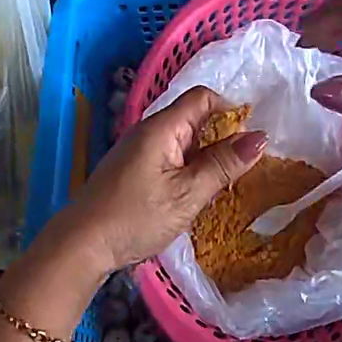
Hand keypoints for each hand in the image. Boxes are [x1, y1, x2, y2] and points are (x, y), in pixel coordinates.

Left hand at [39, 85, 266, 274]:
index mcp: (162, 128)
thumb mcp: (187, 194)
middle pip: (193, 118)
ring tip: (227, 182)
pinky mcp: (133, 169)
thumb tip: (260, 138)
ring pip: (183, 141)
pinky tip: (198, 193)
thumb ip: (223, 165)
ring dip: (206, 156)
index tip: (252, 137)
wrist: (82, 243)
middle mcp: (149, 131)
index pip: (202, 97)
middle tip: (245, 165)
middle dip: (222, 136)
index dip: (231, 109)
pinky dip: (189, 168)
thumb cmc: (135, 217)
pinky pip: (170, 157)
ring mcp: (138, 150)